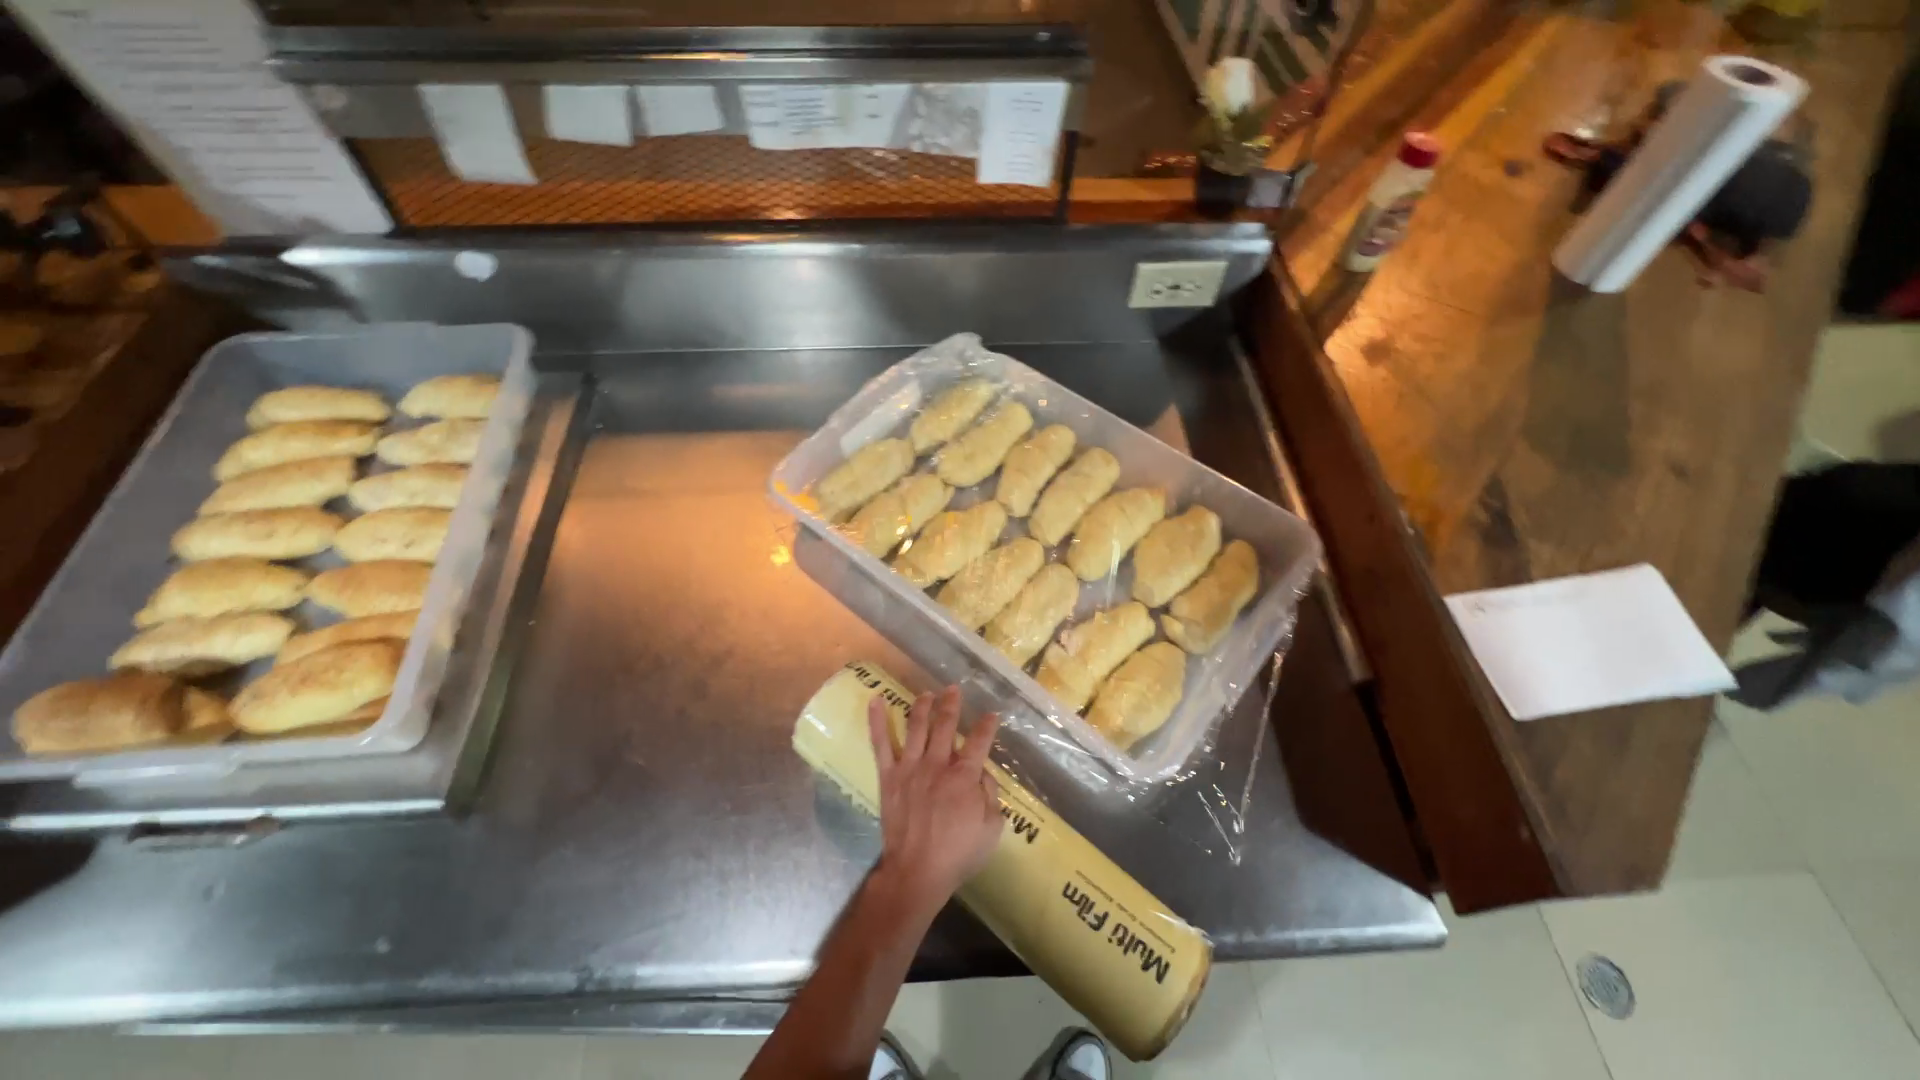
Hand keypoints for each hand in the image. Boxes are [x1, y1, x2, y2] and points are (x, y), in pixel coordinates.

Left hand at [866, 686, 1002, 913]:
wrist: (917, 871)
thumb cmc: (958, 854)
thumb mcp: (991, 828)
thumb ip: (990, 795)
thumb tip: (983, 773)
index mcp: (965, 776)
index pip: (980, 741)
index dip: (987, 725)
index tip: (992, 715)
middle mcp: (938, 764)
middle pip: (946, 725)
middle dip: (952, 704)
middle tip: (954, 690)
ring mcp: (910, 768)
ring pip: (917, 726)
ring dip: (923, 706)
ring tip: (928, 693)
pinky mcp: (889, 776)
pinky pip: (881, 744)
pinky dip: (876, 721)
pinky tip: (875, 700)